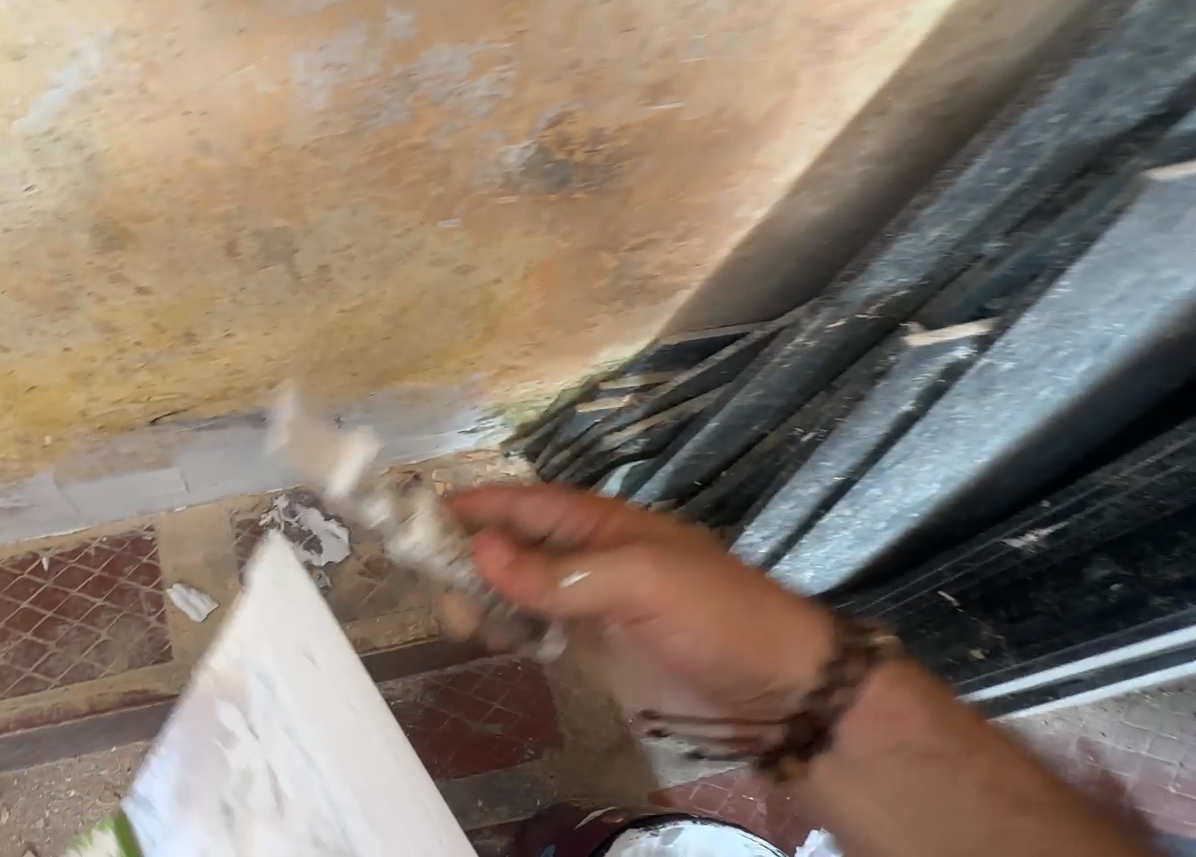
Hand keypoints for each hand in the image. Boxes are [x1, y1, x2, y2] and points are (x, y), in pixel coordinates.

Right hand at [442, 484, 836, 724]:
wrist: (784, 693)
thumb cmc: (714, 615)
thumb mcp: (639, 582)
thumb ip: (556, 571)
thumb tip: (477, 550)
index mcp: (588, 519)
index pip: (510, 502)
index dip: (462, 508)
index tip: (411, 524)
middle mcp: (575, 550)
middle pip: (499, 543)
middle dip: (463, 561)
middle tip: (445, 601)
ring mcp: (578, 595)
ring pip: (507, 584)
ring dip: (478, 598)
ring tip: (467, 629)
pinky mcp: (585, 638)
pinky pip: (528, 622)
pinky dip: (503, 627)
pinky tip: (494, 642)